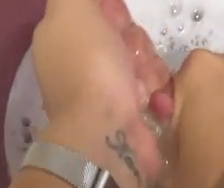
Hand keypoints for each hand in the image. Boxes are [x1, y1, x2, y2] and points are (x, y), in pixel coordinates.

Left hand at [32, 0, 171, 187]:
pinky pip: (156, 91)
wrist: (107, 138)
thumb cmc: (89, 69)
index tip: (116, 19)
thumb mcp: (74, 9)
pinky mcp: (134, 118)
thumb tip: (100, 4)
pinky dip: (158, 94)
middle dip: (134, 40)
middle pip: (124, 36)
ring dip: (149, 68)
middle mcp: (85, 67)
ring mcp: (110, 95)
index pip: (97, 12)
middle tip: (129, 56)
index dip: (112, 11)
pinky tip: (152, 103)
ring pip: (144, 62)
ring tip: (141, 87)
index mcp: (64, 41)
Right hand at [160, 45, 223, 187]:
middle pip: (216, 82)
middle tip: (218, 145)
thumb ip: (165, 152)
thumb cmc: (216, 177)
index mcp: (195, 71)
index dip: (180, 117)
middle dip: (215, 106)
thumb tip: (169, 148)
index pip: (178, 89)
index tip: (186, 142)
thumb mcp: (173, 175)